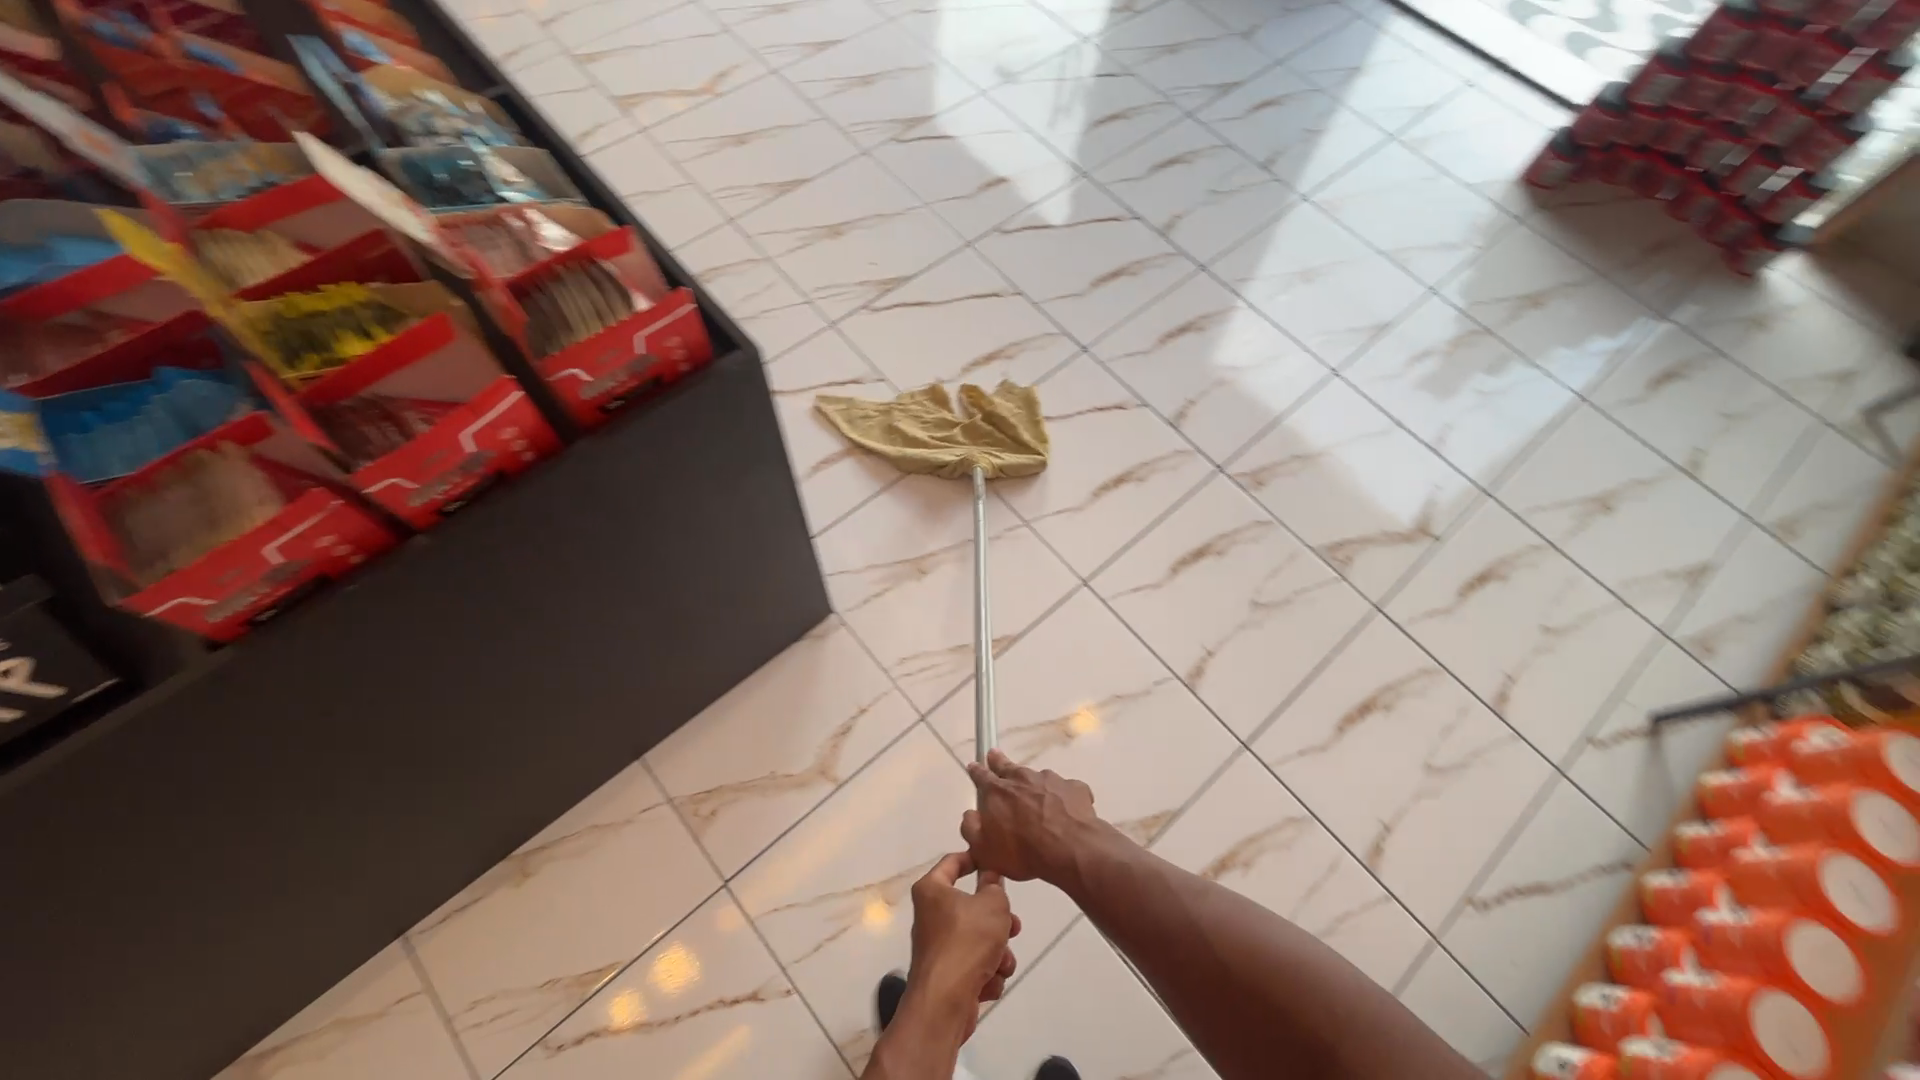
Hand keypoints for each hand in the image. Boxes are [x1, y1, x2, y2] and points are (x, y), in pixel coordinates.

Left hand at [907, 851, 1020, 1032]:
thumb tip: (989, 876)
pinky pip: (975, 966)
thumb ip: (994, 886)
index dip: (974, 857)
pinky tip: (989, 981)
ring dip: (998, 952)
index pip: (952, 862)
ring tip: (1002, 962)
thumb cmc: (967, 941)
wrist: (945, 1002)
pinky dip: (986, 973)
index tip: (994, 859)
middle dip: (998, 921)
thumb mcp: (992, 904)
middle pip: (972, 908)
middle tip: (1013, 926)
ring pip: (979, 940)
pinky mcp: (947, 976)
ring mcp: (938, 948)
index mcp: (932, 890)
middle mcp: (931, 916)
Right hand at [962, 749, 1106, 884]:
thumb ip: (971, 829)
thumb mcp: (984, 850)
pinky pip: (1064, 791)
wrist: (1071, 852)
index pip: (981, 775)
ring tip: (1037, 802)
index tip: (973, 765)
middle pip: (1007, 766)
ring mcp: (1050, 780)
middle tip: (994, 755)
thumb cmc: (1023, 853)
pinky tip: (1065, 814)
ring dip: (1034, 786)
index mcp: (997, 792)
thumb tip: (970, 815)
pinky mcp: (1074, 788)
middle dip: (998, 761)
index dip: (976, 771)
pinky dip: (1061, 799)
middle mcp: (1022, 778)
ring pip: (1037, 778)